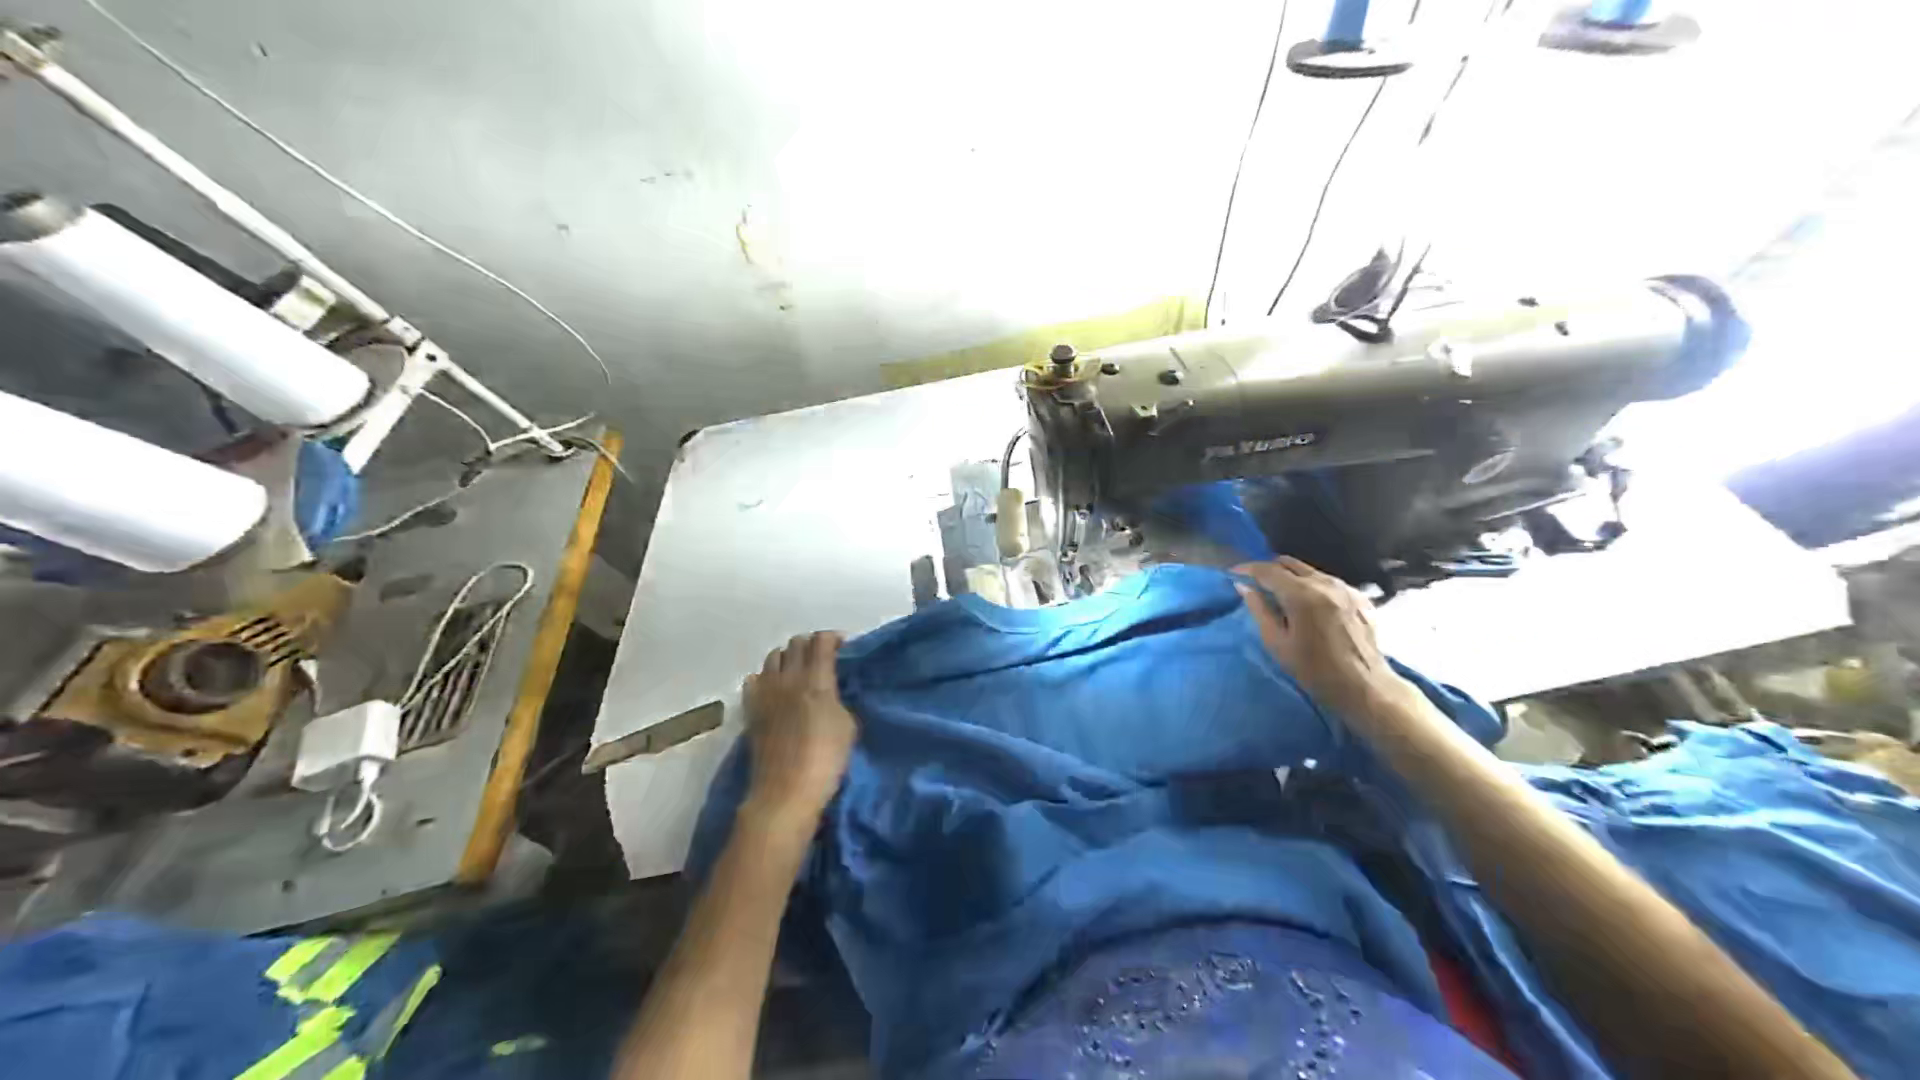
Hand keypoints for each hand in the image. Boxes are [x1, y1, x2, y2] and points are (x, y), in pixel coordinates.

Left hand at [740, 631, 857, 825]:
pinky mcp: (750, 708)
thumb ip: (839, 699)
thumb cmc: (826, 759)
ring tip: (798, 672)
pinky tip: (775, 689)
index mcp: (816, 679)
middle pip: (796, 643)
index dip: (833, 638)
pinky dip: (766, 677)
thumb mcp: (848, 725)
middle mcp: (788, 678)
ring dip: (788, 658)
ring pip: (773, 657)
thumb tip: (830, 692)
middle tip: (823, 658)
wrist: (786, 792)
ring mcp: (765, 692)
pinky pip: (754, 679)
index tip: (844, 647)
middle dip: (811, 644)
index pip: (821, 641)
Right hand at [1232, 557, 1413, 716]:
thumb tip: (1244, 586)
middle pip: (1289, 563)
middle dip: (1268, 569)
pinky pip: (1328, 582)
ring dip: (1290, 577)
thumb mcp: (1277, 642)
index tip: (1233, 573)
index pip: (1267, 570)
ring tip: (1280, 594)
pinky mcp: (1359, 597)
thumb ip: (1259, 609)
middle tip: (1255, 584)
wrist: (1364, 686)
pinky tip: (1308, 605)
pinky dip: (1311, 586)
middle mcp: (1325, 583)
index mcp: (1302, 594)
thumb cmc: (1314, 670)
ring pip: (1309, 570)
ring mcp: (1345, 588)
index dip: (1247, 569)